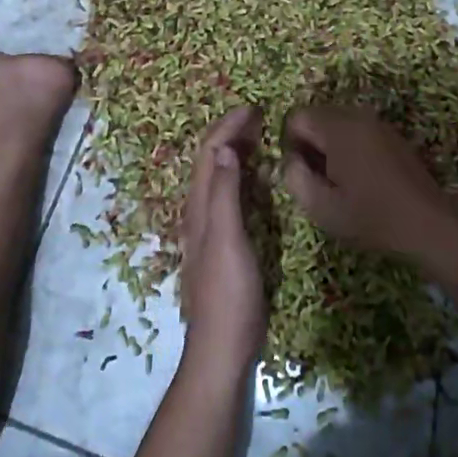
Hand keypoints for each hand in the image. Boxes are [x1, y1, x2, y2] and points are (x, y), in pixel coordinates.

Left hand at [179, 106, 267, 370]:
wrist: (222, 348)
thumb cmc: (228, 294)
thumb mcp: (228, 241)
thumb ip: (224, 195)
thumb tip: (224, 149)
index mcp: (198, 208)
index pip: (207, 154)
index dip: (226, 127)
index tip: (252, 108)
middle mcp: (198, 213)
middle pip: (208, 162)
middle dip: (229, 134)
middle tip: (258, 116)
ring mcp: (209, 230)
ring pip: (216, 178)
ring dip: (234, 152)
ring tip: (258, 137)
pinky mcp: (222, 244)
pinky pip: (227, 196)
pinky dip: (239, 176)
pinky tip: (255, 180)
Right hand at [280, 105, 457, 258]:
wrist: (428, 223)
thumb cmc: (372, 217)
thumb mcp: (323, 208)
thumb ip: (296, 178)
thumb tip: (288, 160)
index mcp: (338, 128)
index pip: (297, 116)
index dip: (290, 143)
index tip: (300, 172)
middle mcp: (358, 116)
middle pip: (318, 116)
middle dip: (310, 142)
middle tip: (317, 179)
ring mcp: (378, 123)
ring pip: (338, 123)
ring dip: (330, 145)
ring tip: (338, 182)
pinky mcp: (391, 135)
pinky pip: (357, 130)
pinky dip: (349, 147)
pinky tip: (359, 179)